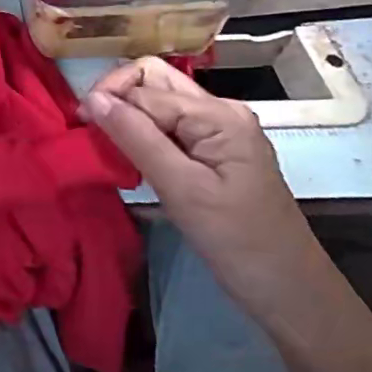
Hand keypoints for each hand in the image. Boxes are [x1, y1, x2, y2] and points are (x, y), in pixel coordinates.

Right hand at [81, 58, 318, 326]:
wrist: (292, 291)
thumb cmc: (238, 243)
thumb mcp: (183, 191)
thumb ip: (137, 139)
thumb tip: (93, 98)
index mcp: (218, 114)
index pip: (148, 87)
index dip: (109, 98)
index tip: (79, 125)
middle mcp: (220, 110)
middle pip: (157, 80)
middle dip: (119, 95)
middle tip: (92, 129)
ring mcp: (221, 129)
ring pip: (162, 101)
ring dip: (131, 114)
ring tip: (107, 142)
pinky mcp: (217, 150)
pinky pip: (173, 125)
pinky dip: (146, 132)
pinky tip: (133, 155)